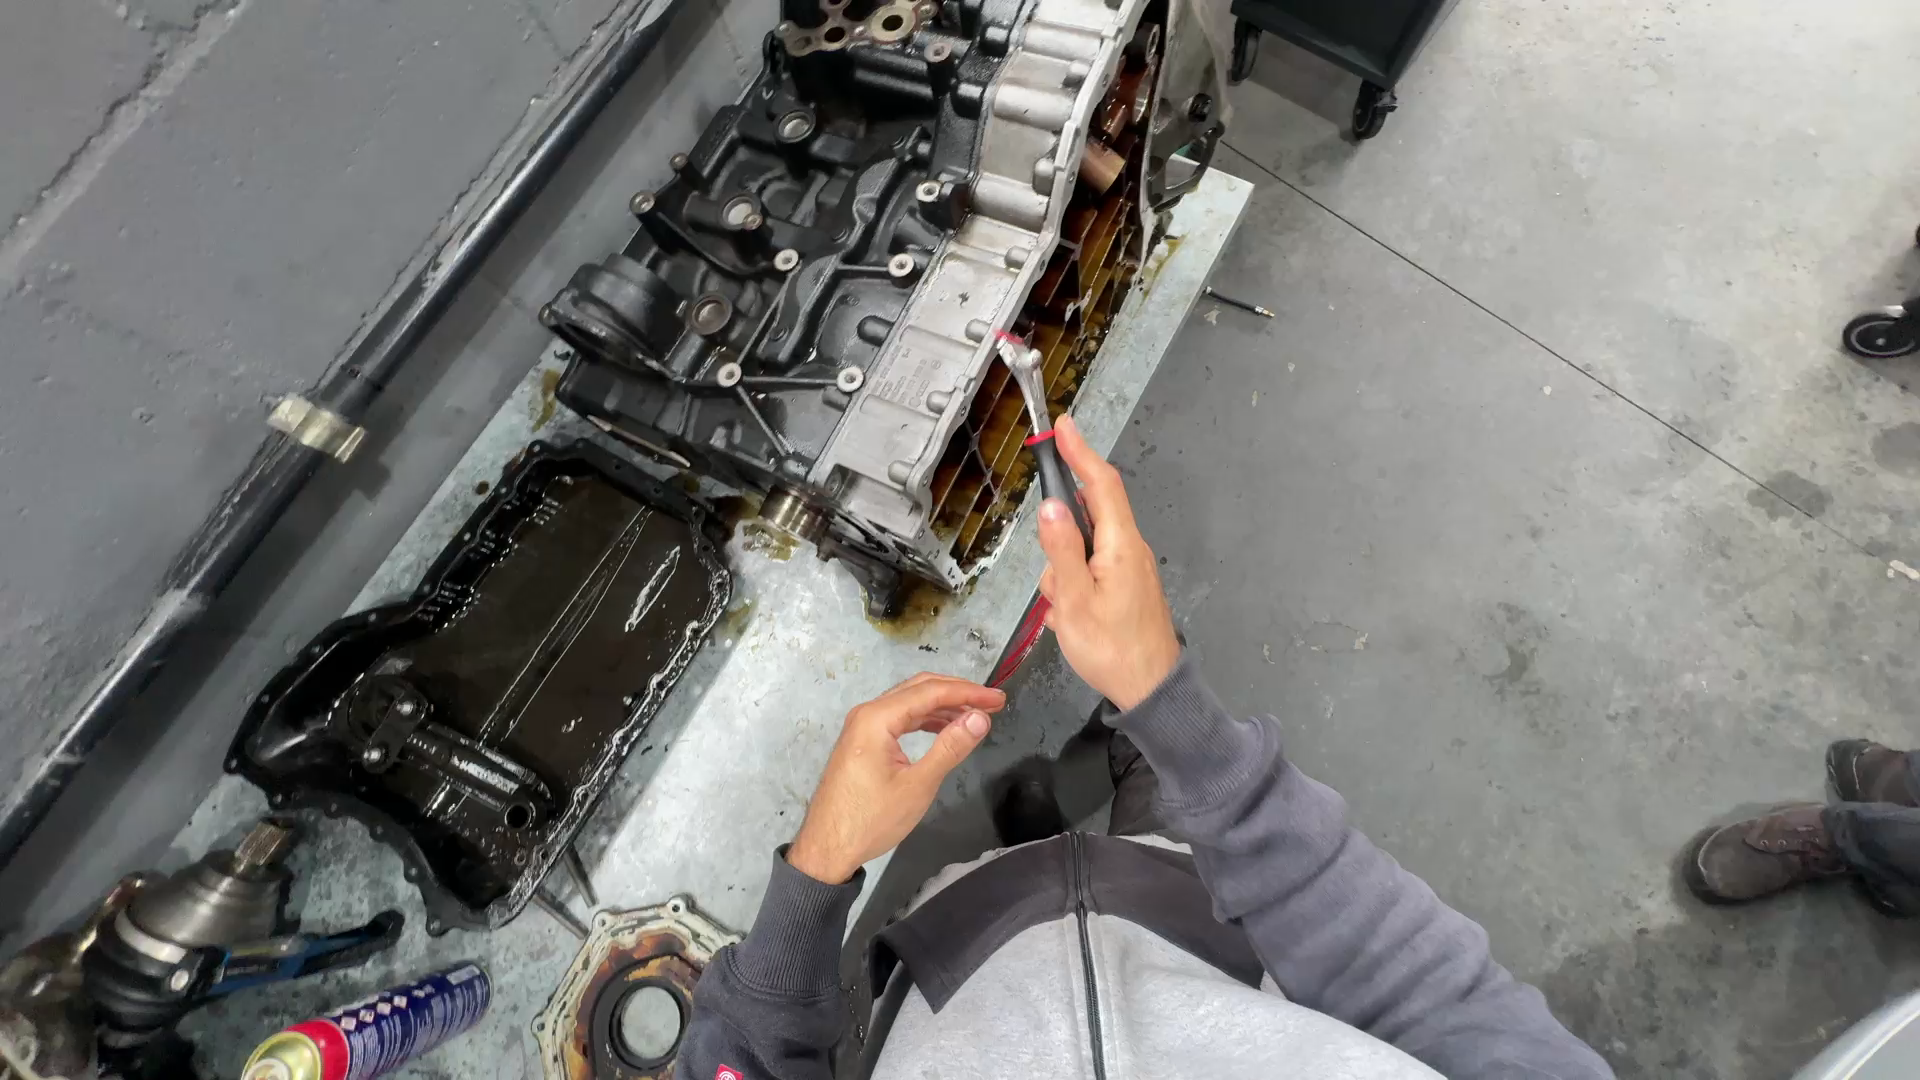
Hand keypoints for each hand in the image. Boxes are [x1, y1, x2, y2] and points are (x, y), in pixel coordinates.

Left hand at [787, 674, 1005, 883]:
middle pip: (919, 688)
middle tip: (991, 702)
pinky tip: (946, 727)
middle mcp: (868, 713)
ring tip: (975, 715)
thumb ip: (950, 747)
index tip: (998, 698)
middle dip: (957, 692)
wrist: (826, 850)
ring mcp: (863, 725)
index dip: (968, 692)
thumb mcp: (917, 785)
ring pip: (910, 702)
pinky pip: (900, 717)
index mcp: (877, 717)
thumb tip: (980, 717)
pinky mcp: (864, 740)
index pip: (930, 692)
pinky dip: (926, 718)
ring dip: (943, 705)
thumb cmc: (871, 820)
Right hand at [1036, 415, 1181, 710]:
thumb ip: (1061, 551)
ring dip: (1063, 572)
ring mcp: (1131, 568)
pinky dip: (1074, 585)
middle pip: (1088, 516)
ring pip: (1084, 548)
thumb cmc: (1110, 649)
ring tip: (1065, 612)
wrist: (1151, 691)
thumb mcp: (1074, 602)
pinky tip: (1073, 616)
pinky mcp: (1128, 585)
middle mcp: (1130, 548)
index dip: (1080, 452)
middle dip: (1060, 539)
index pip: (1100, 484)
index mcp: (1120, 546)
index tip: (1063, 425)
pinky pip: (1092, 569)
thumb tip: (1051, 507)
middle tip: (1054, 583)